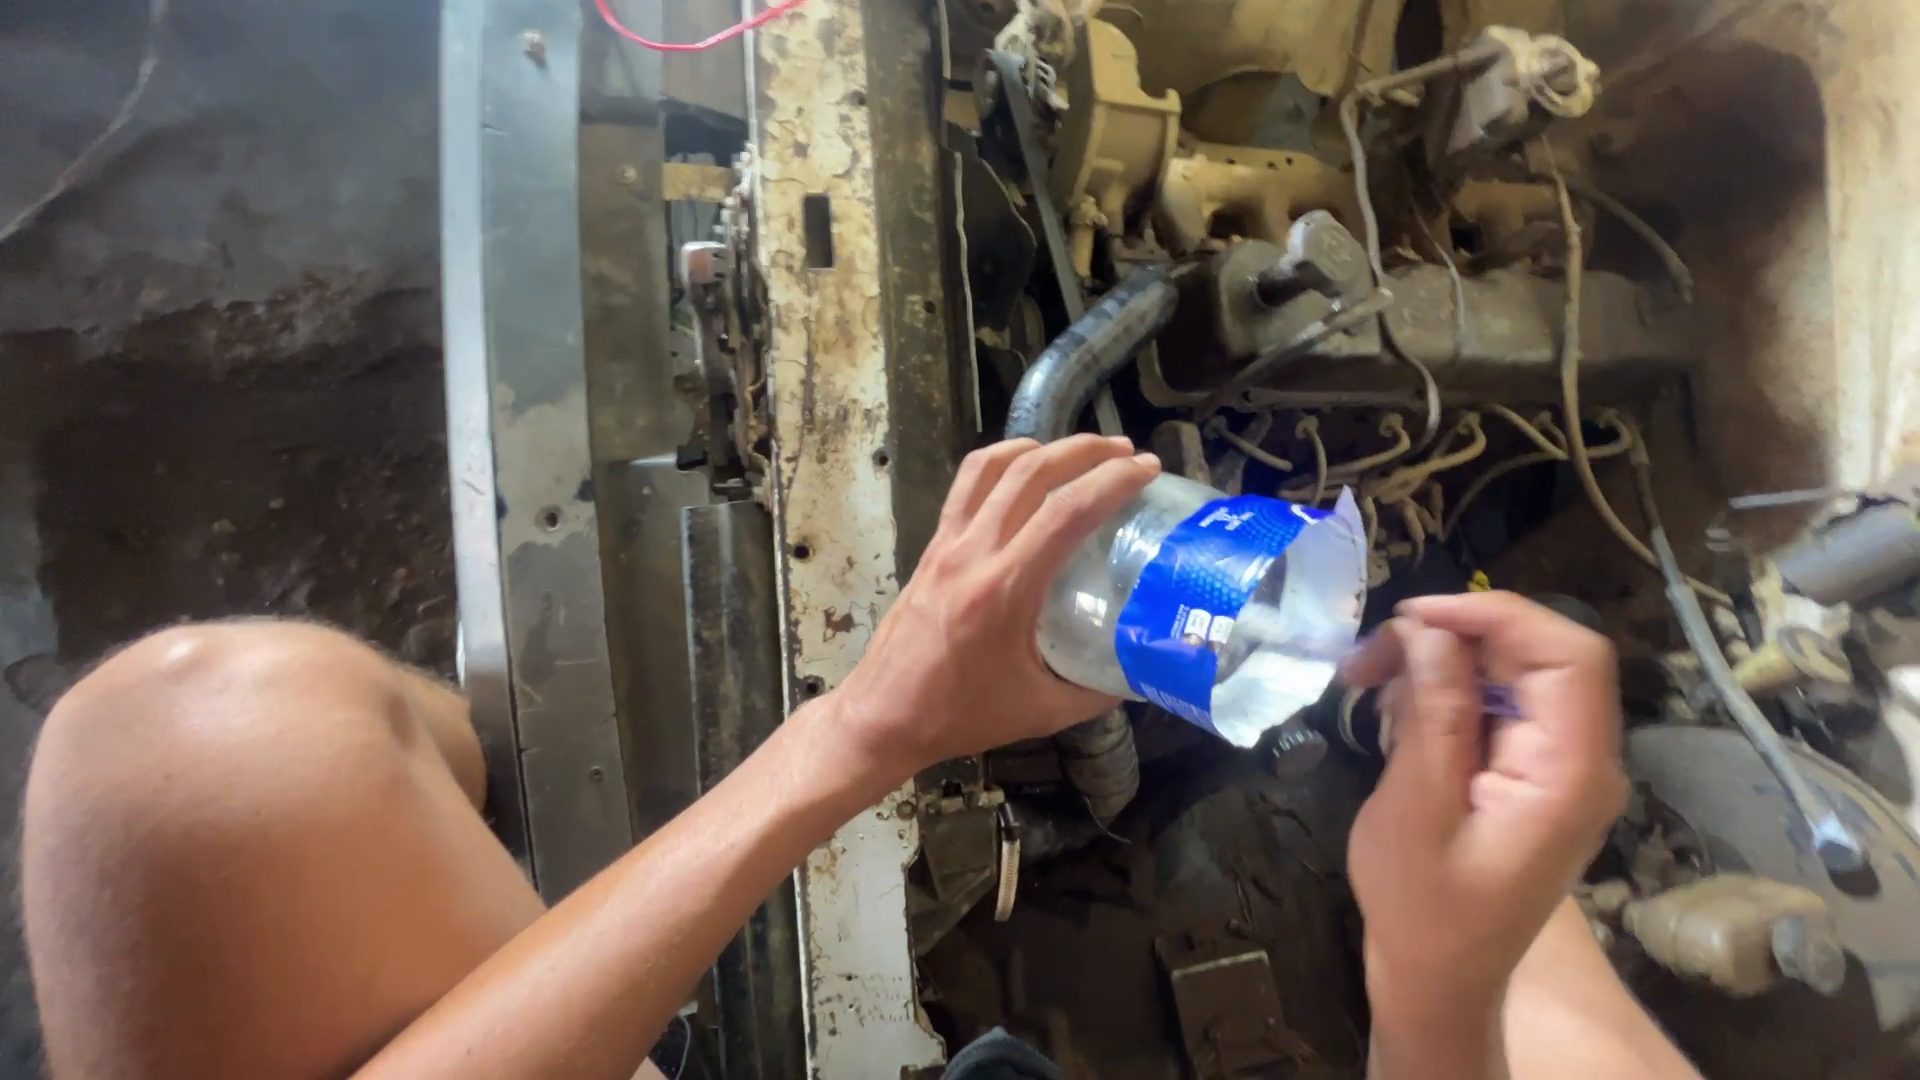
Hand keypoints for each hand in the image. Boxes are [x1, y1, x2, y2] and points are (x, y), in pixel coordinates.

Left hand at [832, 435, 1160, 779]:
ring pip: (992, 467)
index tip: (1147, 468)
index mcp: (1005, 589)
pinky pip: (966, 486)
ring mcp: (946, 544)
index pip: (1067, 512)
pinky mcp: (931, 547)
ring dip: (1040, 447)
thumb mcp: (1041, 711)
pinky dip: (999, 463)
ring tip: (1077, 451)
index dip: (1113, 480)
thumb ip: (1097, 690)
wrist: (882, 714)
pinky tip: (1022, 469)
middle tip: (1125, 451)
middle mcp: (973, 552)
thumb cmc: (959, 716)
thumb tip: (1142, 668)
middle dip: (1085, 451)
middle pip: (1031, 472)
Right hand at [1341, 592, 1627, 1030]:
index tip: (1411, 617)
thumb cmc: (1420, 904)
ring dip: (1429, 662)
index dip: (1496, 615)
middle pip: (1530, 656)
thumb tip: (1427, 629)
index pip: (1568, 655)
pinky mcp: (1517, 769)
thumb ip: (1434, 714)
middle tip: (1364, 658)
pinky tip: (1387, 711)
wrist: (1435, 973)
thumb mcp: (1415, 807)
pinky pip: (1483, 702)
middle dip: (1445, 638)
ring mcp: (1548, 763)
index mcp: (1567, 773)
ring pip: (1499, 672)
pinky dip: (1432, 691)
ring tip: (1361, 682)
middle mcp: (1574, 758)